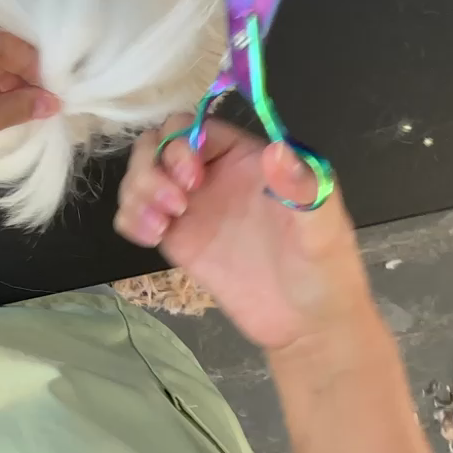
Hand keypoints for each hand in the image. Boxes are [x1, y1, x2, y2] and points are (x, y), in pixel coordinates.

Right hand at [115, 114, 372, 351]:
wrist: (303, 326)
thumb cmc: (323, 273)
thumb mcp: (322, 230)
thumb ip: (303, 188)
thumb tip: (277, 149)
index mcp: (246, 159)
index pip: (195, 127)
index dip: (181, 145)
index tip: (192, 180)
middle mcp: (212, 175)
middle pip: (156, 146)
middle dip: (149, 169)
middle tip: (172, 207)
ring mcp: (189, 206)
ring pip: (139, 176)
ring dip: (136, 194)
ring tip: (158, 228)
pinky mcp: (173, 237)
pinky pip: (133, 214)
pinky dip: (129, 219)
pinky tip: (150, 238)